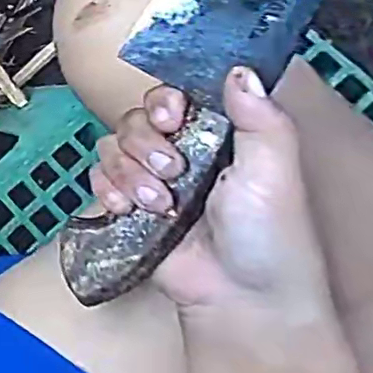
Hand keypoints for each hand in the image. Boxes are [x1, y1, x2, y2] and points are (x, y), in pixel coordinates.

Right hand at [91, 67, 332, 321]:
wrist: (239, 302)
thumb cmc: (270, 241)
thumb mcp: (275, 176)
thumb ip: (261, 122)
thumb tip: (243, 69)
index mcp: (216, 138)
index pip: (173, 98)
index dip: (162, 102)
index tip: (169, 117)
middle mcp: (180, 153)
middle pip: (134, 120)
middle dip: (145, 144)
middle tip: (172, 172)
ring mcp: (150, 179)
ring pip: (111, 147)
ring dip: (129, 174)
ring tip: (158, 205)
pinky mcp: (127, 204)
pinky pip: (97, 178)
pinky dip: (108, 190)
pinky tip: (129, 211)